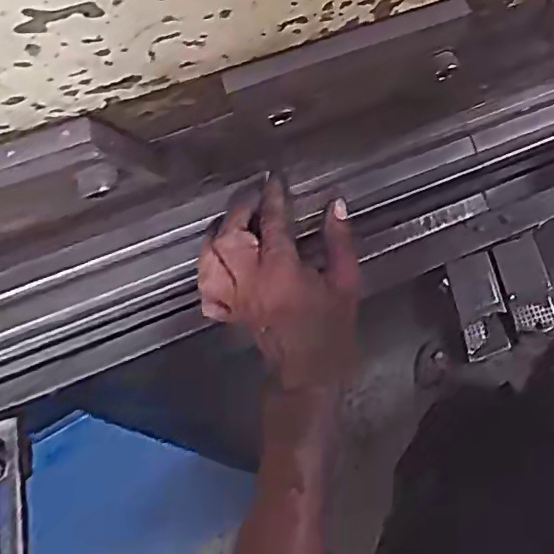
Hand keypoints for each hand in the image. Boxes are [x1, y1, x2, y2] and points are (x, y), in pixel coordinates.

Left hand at [197, 176, 360, 392]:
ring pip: (210, 257)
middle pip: (230, 235)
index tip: (276, 180)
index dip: (273, 197)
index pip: (272, 223)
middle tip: (254, 194)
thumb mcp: (346, 279)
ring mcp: (234, 299)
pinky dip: (207, 265)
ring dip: (218, 232)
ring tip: (233, 217)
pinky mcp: (227, 312)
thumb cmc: (332, 326)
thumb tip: (335, 204)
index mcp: (281, 272)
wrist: (309, 372)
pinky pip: (206, 285)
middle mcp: (250, 283)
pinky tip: (218, 254)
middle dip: (240, 209)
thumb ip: (339, 239)